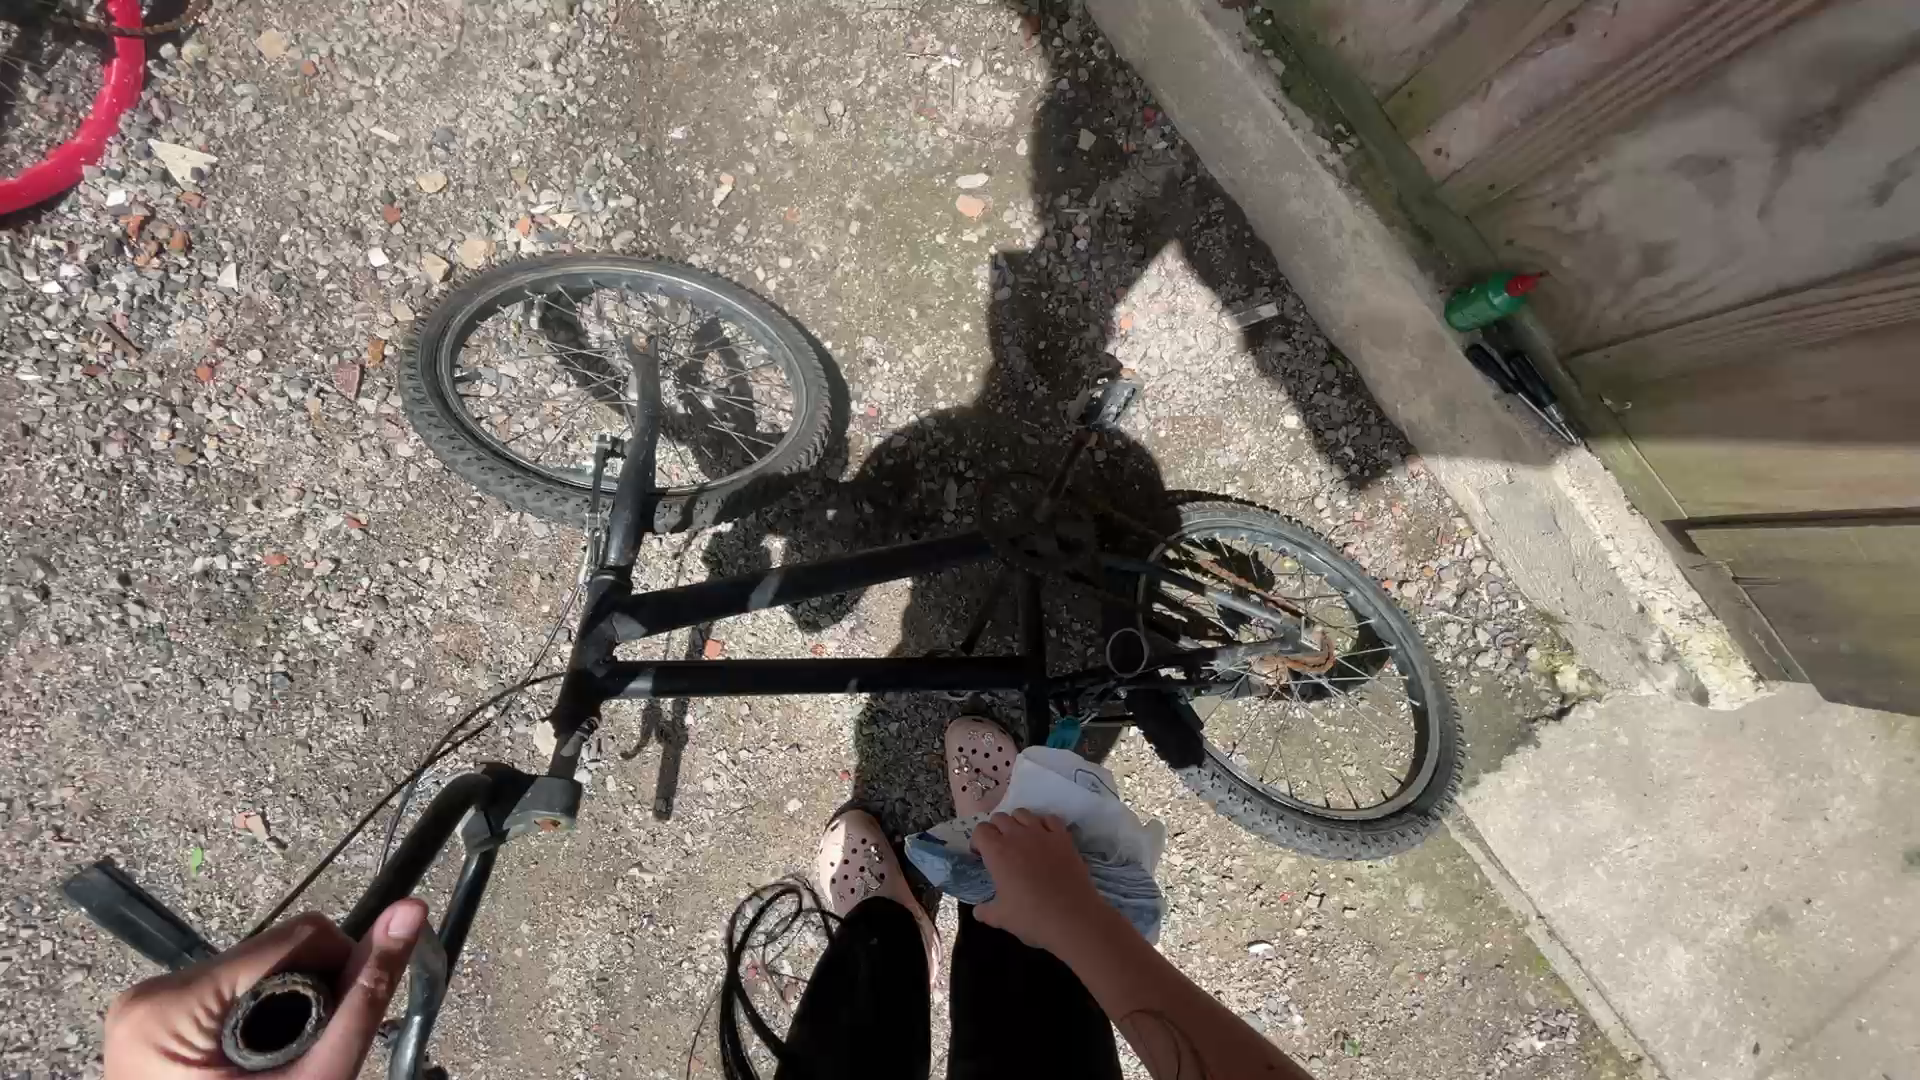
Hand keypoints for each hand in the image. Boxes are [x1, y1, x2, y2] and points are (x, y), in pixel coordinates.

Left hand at [103, 899, 427, 1079]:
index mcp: (173, 1003)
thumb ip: (368, 988)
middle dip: (312, 989)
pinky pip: (238, 983)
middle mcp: (149, 995)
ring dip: (293, 998)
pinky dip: (265, 1008)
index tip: (330, 1026)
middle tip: (308, 1048)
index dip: (341, 969)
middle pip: (281, 949)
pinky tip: (260, 1051)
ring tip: (284, 1054)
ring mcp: (145, 1008)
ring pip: (265, 963)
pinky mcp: (151, 1019)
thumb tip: (412, 907)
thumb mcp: (322, 1070)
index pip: (304, 936)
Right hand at [970, 809, 1117, 954]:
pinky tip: (1044, 837)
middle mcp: (1017, 835)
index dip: (978, 841)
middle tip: (1000, 848)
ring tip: (1021, 839)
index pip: (981, 830)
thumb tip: (978, 910)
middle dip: (996, 829)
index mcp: (998, 852)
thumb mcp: (1001, 918)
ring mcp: (1042, 833)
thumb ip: (985, 911)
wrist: (1072, 918)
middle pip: (1000, 817)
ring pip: (1023, 813)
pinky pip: (1050, 818)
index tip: (981, 855)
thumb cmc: (1032, 917)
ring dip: (1017, 822)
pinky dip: (1043, 824)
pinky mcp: (1063, 837)